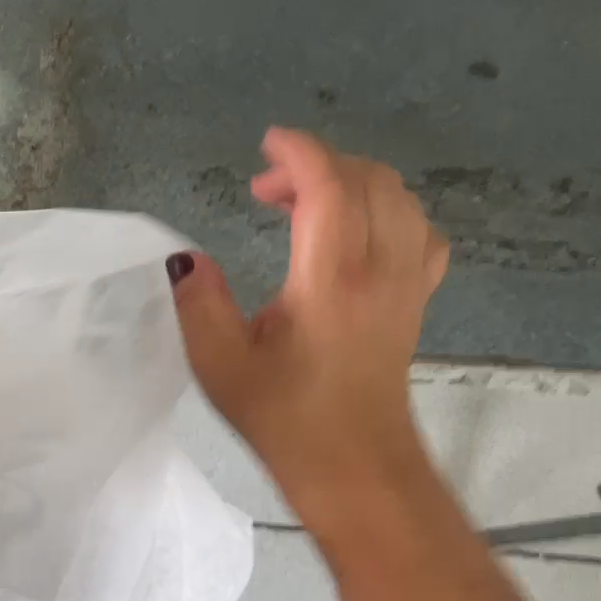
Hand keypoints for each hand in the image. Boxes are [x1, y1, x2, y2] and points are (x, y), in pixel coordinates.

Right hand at [171, 127, 449, 519]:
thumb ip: (199, 301)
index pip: (329, 189)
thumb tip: (184, 257)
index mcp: (331, 278)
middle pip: (369, 181)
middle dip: (318, 166)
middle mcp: (380, 267)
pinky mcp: (414, 298)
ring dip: (351, 183)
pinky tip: (354, 230)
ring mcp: (406, 281)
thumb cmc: (278, 412)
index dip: (300, 155)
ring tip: (300, 203)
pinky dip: (385, 209)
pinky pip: (416, 229)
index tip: (267, 142)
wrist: (349, 459)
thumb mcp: (217, 360)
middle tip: (264, 188)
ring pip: (399, 199)